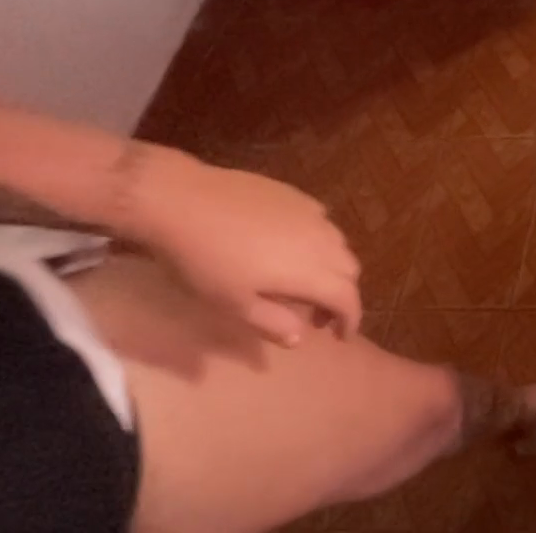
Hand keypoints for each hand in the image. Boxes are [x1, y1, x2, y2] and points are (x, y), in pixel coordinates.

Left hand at [121, 148, 361, 344]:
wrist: (186, 203)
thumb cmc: (206, 262)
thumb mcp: (232, 304)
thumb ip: (271, 323)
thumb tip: (299, 337)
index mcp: (311, 272)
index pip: (348, 298)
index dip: (350, 319)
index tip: (341, 336)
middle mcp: (324, 241)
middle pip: (350, 270)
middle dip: (342, 295)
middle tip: (317, 314)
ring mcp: (314, 215)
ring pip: (339, 245)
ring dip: (332, 268)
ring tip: (305, 281)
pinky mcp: (300, 198)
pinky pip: (323, 223)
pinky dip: (319, 243)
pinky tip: (291, 246)